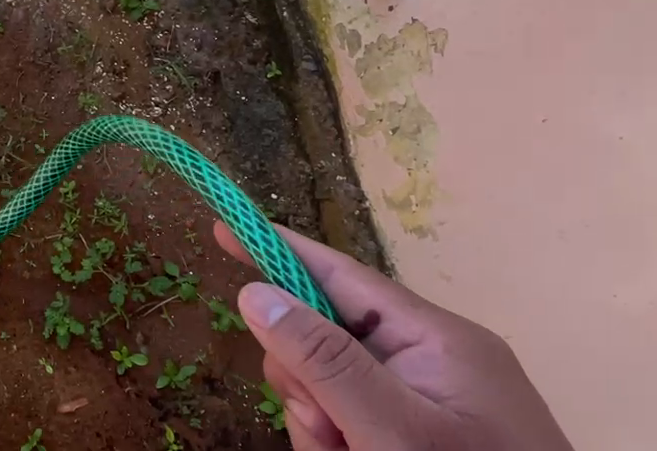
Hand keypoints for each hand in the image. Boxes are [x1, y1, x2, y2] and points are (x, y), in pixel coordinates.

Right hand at [214, 221, 570, 450]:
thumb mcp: (394, 430)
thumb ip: (323, 360)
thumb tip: (253, 291)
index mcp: (436, 339)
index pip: (337, 272)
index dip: (276, 247)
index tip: (219, 226)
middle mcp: (428, 361)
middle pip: (321, 334)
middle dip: (303, 377)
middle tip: (322, 424)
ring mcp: (424, 402)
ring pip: (323, 381)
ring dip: (317, 419)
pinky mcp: (416, 435)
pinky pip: (342, 415)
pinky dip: (333, 440)